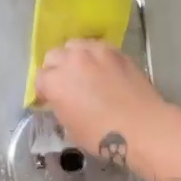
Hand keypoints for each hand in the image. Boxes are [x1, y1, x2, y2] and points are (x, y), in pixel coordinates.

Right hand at [34, 39, 168, 170]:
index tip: (50, 100)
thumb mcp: (70, 127)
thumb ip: (60, 106)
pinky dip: (94, 56)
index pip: (39, 79)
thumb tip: (62, 100)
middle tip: (65, 84)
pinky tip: (101, 69)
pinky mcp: (116, 52)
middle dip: (55, 69)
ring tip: (82, 71)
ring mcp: (95, 52)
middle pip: (53, 55)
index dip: (43, 91)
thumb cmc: (101, 135)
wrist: (141, 127)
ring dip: (73, 57)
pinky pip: (97, 47)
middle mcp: (72, 60)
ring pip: (74, 45)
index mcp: (55, 82)